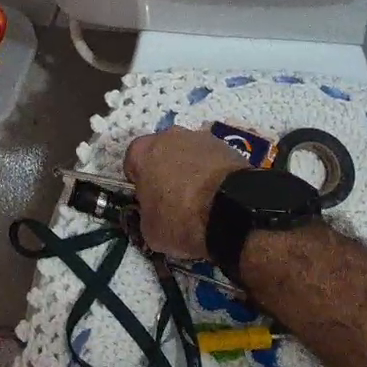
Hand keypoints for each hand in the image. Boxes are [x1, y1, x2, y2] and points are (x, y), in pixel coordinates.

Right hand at [122, 127, 249, 259]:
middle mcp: (169, 136)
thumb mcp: (150, 230)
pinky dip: (213, 174)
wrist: (234, 213)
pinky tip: (219, 197)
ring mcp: (201, 138)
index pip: (132, 164)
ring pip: (189, 155)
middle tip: (174, 200)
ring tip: (201, 200)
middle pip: (161, 154)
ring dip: (191, 171)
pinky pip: (213, 161)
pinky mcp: (229, 147)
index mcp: (142, 151)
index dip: (139, 184)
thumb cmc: (182, 218)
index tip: (148, 201)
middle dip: (165, 172)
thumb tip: (153, 216)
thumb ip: (146, 215)